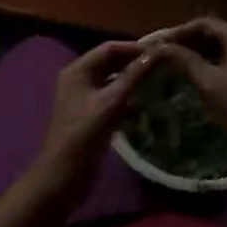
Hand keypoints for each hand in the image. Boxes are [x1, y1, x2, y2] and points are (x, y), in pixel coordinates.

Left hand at [31, 41, 155, 193]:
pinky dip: (128, 99)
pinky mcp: (91, 115)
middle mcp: (79, 79)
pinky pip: (113, 98)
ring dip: (134, 81)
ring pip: (114, 81)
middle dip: (135, 64)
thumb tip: (157, 52)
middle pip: (112, 63)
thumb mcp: (112, 101)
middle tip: (163, 66)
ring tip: (159, 83)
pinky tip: (145, 107)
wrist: (62, 177)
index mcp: (78, 70)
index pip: (110, 48)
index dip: (135, 48)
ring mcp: (84, 98)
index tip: (161, 52)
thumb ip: (134, 75)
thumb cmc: (84, 134)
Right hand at [147, 18, 226, 154]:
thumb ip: (186, 61)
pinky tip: (188, 65)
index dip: (179, 31)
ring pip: (216, 42)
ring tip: (169, 56)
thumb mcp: (208, 82)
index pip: (205, 24)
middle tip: (160, 48)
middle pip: (211, 31)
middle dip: (185, 38)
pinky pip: (222, 53)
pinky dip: (205, 57)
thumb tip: (161, 47)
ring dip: (194, 48)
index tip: (158, 41)